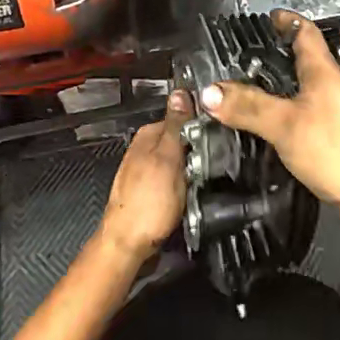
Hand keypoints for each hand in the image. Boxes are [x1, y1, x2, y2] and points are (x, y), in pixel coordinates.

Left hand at [97, 90, 190, 261]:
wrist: (126, 248)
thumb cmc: (148, 203)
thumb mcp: (169, 158)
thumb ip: (176, 124)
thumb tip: (180, 91)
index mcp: (147, 134)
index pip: (182, 117)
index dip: (200, 127)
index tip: (213, 139)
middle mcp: (142, 148)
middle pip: (180, 139)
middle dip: (195, 149)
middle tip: (207, 164)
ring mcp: (144, 170)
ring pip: (177, 160)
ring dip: (190, 168)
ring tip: (198, 180)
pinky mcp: (148, 190)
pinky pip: (172, 178)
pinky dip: (181, 184)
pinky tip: (186, 194)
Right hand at [201, 9, 339, 227]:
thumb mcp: (286, 126)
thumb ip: (249, 107)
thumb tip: (210, 91)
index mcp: (325, 71)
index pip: (306, 32)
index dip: (287, 21)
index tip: (270, 17)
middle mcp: (336, 85)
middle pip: (307, 61)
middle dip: (280, 57)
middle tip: (248, 62)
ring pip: (309, 89)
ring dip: (285, 88)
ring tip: (254, 97)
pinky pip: (313, 114)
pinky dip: (293, 115)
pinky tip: (278, 134)